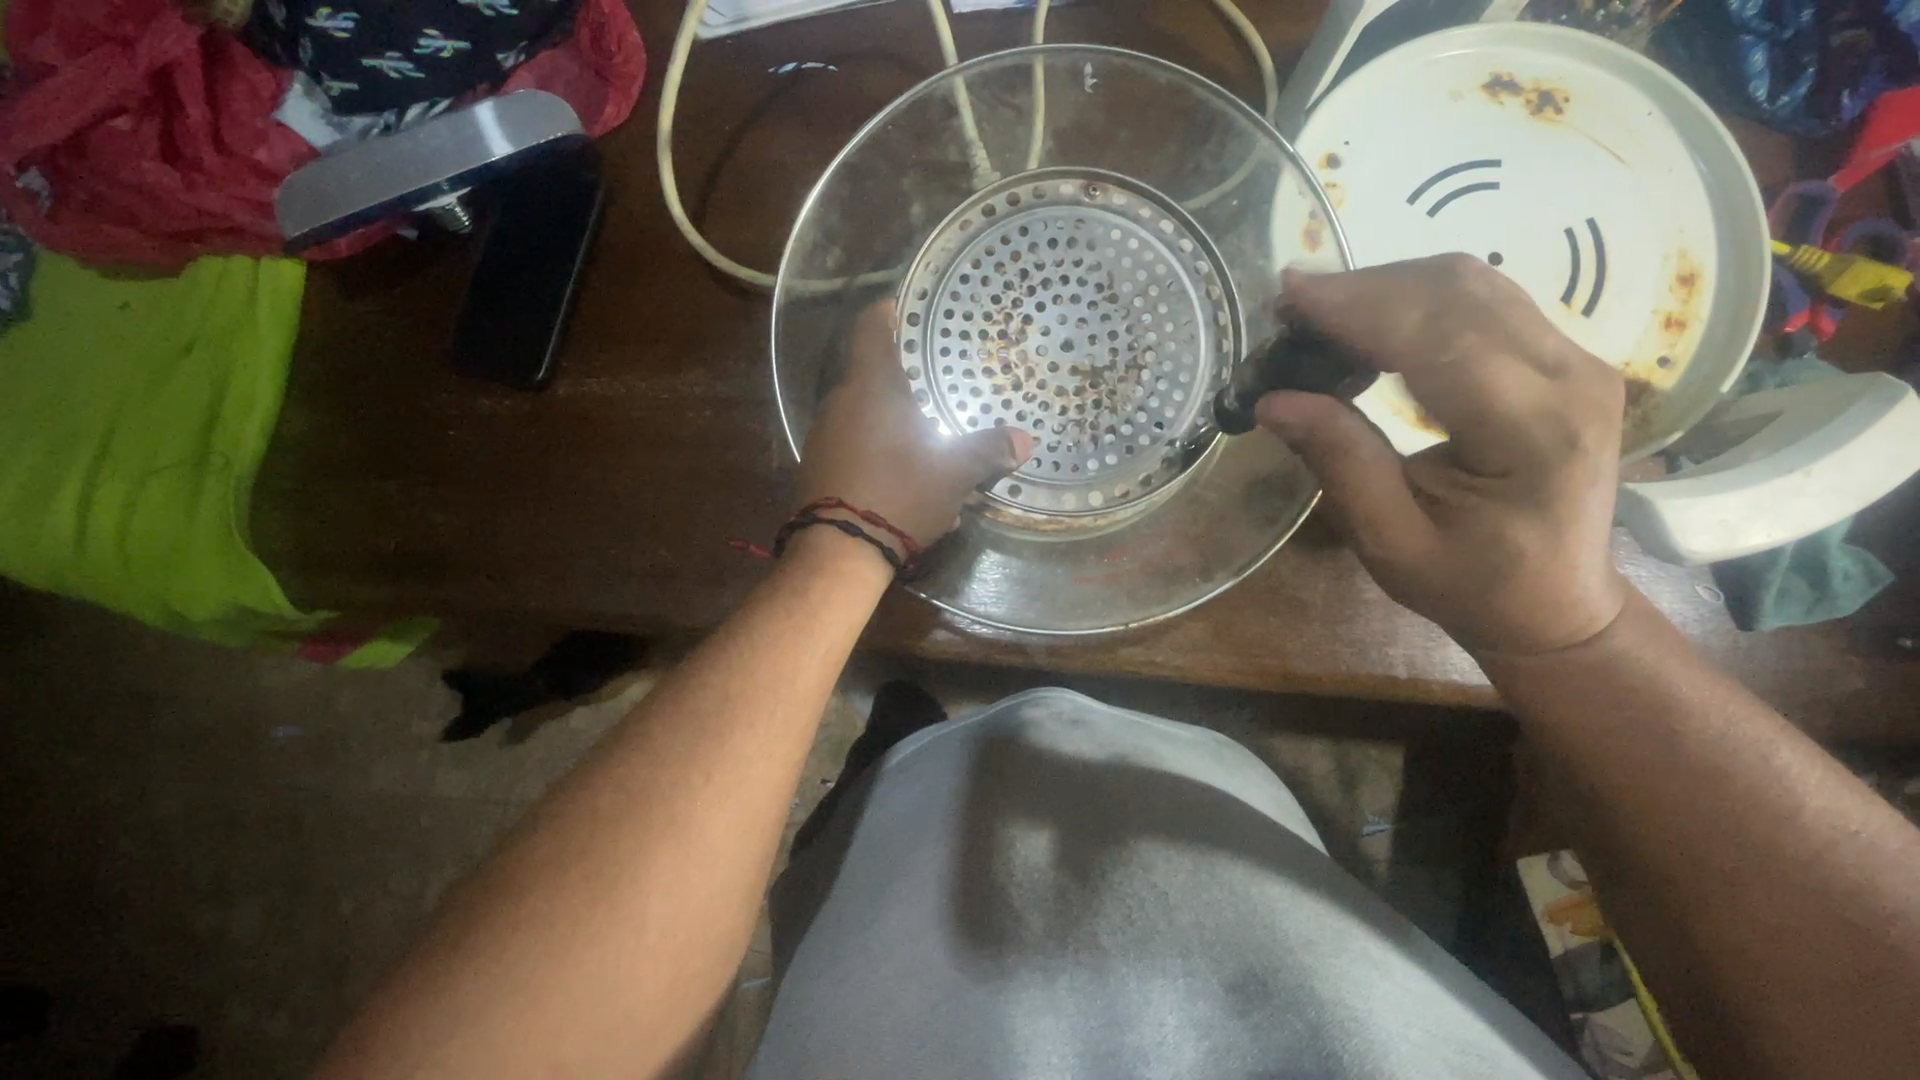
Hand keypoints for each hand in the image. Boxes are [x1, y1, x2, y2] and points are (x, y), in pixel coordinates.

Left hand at [797, 300, 1033, 560]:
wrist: (838, 551)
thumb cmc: (898, 494)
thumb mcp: (953, 474)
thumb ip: (987, 451)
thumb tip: (1024, 440)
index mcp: (871, 388)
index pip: (871, 328)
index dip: (888, 311)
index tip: (908, 306)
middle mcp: (840, 402)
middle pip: (872, 374)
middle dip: (904, 378)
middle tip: (937, 381)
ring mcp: (823, 436)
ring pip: (865, 414)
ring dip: (894, 421)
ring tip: (930, 437)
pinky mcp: (817, 467)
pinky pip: (856, 446)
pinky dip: (881, 452)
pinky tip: (907, 479)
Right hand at [1257, 255, 1627, 656]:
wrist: (1558, 604)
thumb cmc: (1471, 585)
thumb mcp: (1390, 540)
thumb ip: (1340, 461)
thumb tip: (1273, 399)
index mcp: (1532, 430)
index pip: (1439, 336)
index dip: (1357, 307)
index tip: (1287, 296)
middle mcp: (1569, 377)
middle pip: (1458, 292)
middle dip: (1364, 289)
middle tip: (1290, 311)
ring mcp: (1577, 360)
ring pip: (1472, 283)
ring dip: (1387, 288)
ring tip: (1319, 316)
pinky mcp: (1565, 358)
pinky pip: (1484, 302)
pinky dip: (1415, 301)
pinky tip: (1368, 324)